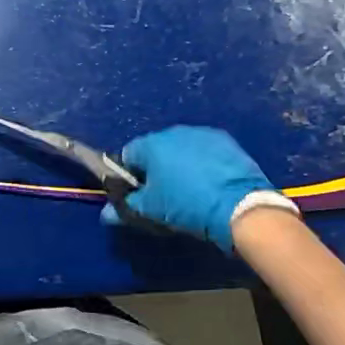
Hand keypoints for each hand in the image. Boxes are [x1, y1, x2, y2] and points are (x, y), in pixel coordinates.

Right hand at [100, 126, 278, 251]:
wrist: (238, 204)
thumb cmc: (186, 205)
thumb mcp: (151, 211)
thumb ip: (126, 207)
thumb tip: (106, 212)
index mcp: (152, 144)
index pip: (128, 155)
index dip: (129, 177)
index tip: (137, 195)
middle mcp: (175, 132)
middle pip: (156, 150)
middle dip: (156, 170)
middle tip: (163, 196)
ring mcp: (202, 133)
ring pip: (181, 149)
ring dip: (180, 165)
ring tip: (190, 191)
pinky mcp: (226, 140)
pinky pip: (205, 150)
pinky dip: (203, 163)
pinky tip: (210, 184)